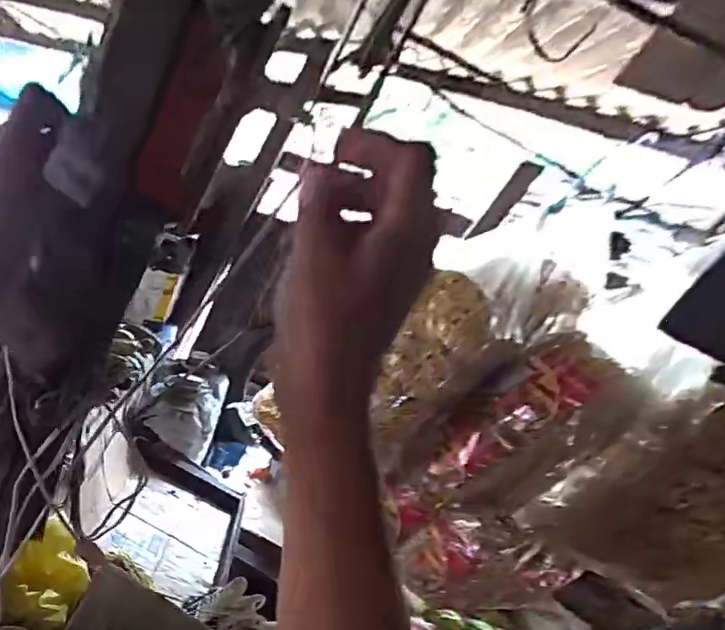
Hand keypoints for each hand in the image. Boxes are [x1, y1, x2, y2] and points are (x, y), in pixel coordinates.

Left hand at [0, 84, 68, 312]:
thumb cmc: (9, 263)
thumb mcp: (44, 220)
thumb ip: (50, 176)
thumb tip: (57, 149)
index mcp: (8, 151)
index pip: (33, 100)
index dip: (54, 111)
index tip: (66, 137)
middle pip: (11, 124)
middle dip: (34, 141)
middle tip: (54, 171)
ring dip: (12, 160)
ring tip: (28, 194)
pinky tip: (1, 211)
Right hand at [273, 129, 438, 443]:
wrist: (326, 390)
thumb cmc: (321, 327)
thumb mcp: (312, 260)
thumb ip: (317, 208)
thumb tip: (317, 167)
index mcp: (407, 230)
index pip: (409, 161)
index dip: (374, 143)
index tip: (334, 145)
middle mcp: (415, 246)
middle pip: (402, 187)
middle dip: (361, 173)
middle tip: (317, 177)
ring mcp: (401, 272)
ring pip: (386, 218)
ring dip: (352, 203)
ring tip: (308, 212)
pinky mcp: (383, 294)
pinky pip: (375, 247)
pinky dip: (349, 233)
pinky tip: (314, 247)